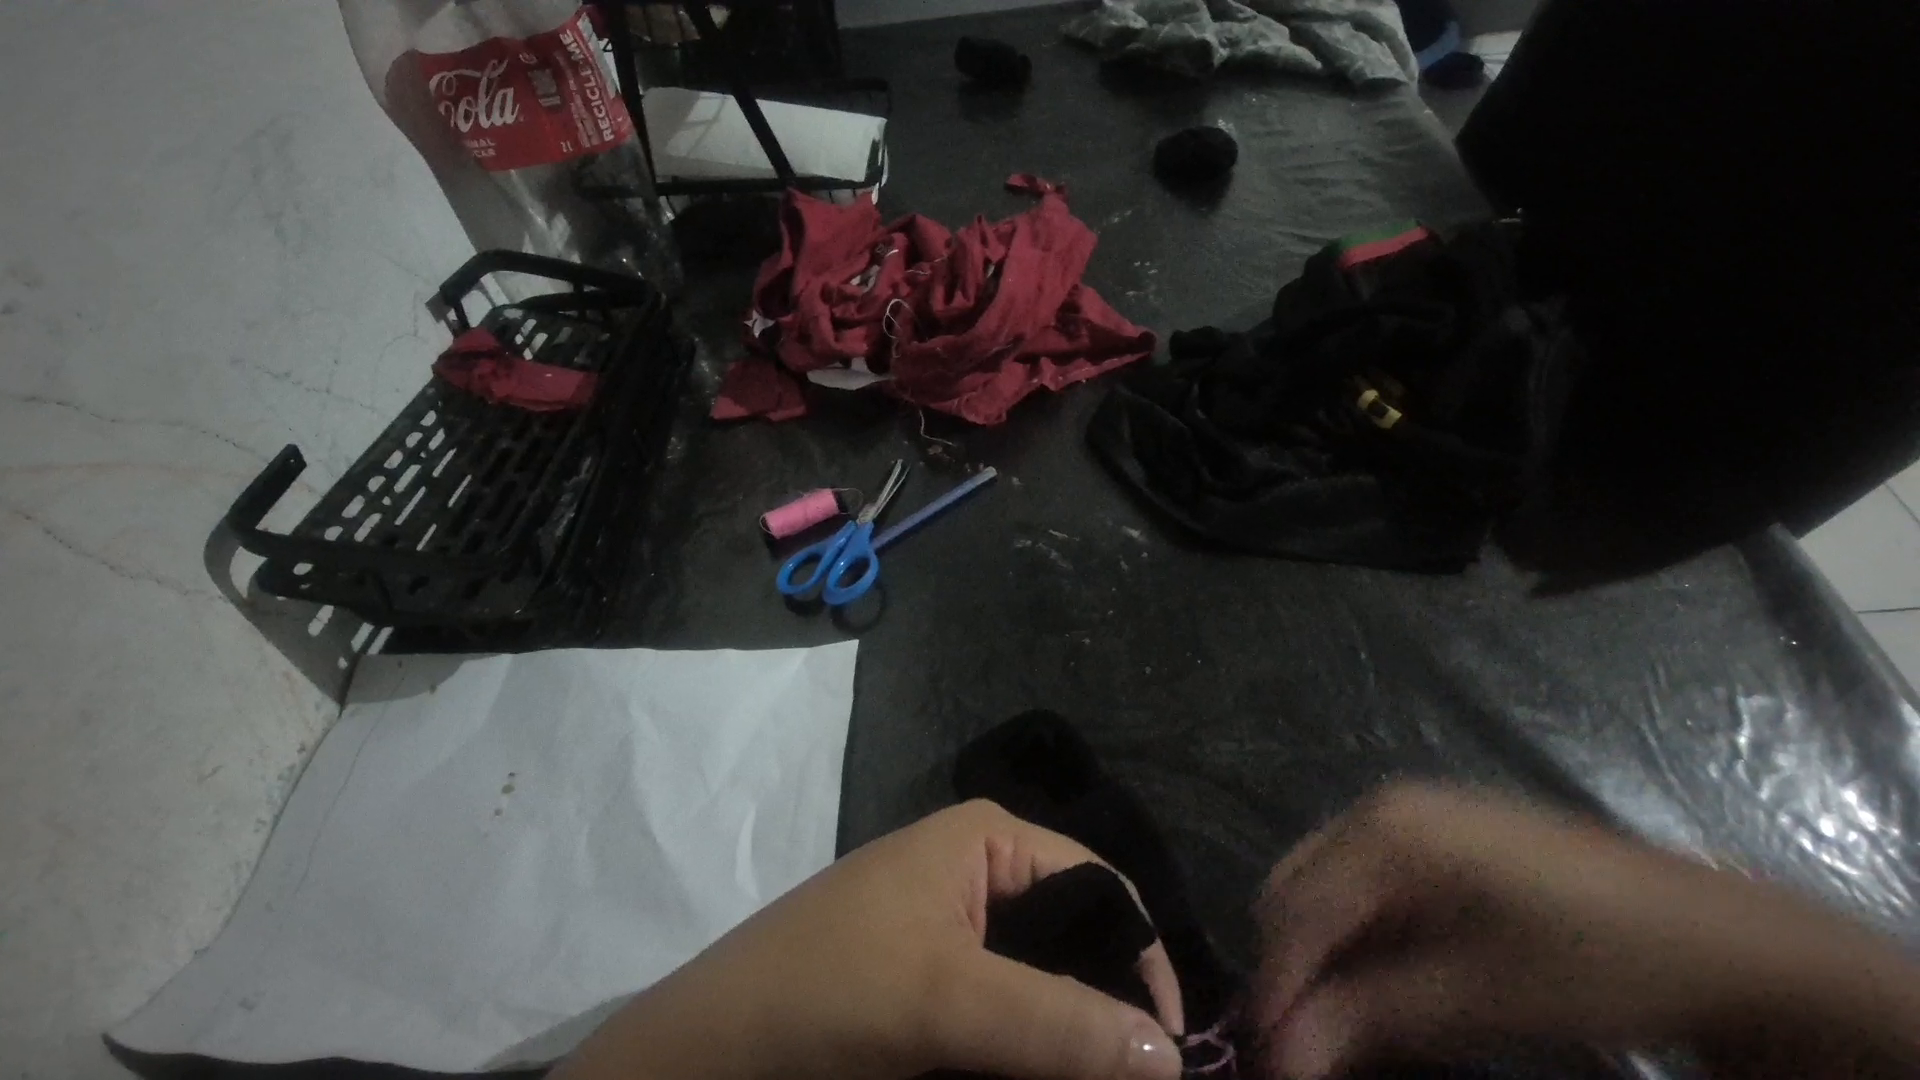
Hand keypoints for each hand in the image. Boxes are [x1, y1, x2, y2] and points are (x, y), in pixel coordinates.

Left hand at [553, 800, 1184, 1079]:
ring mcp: (949, 926)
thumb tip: (1174, 1057)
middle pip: (1074, 936)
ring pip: (1040, 981)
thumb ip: (1056, 1022)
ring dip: (1065, 1036)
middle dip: (1105, 1007)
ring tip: (1083, 1078)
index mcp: (987, 840)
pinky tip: (1033, 1074)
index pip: (1101, 888)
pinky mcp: (926, 978)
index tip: (1170, 1056)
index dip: (1144, 962)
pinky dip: (1024, 1049)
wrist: (704, 1049)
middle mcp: (975, 871)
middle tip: (1129, 1079)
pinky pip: (1001, 1008)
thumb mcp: (945, 1000)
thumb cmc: (827, 991)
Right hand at [1251, 782, 1919, 1078]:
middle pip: (1296, 889)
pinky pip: (1363, 882)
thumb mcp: (1478, 1001)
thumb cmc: (1596, 964)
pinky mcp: (1437, 834)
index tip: (1271, 1058)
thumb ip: (1368, 1020)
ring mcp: (1409, 813)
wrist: (1726, 941)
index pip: (1296, 910)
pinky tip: (1389, 978)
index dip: (1277, 986)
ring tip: (1350, 1019)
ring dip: (1325, 953)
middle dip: (1294, 966)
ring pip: (1324, 885)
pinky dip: (1360, 934)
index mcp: (1385, 830)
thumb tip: (1281, 1057)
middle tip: (1311, 1042)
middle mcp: (1381, 808)